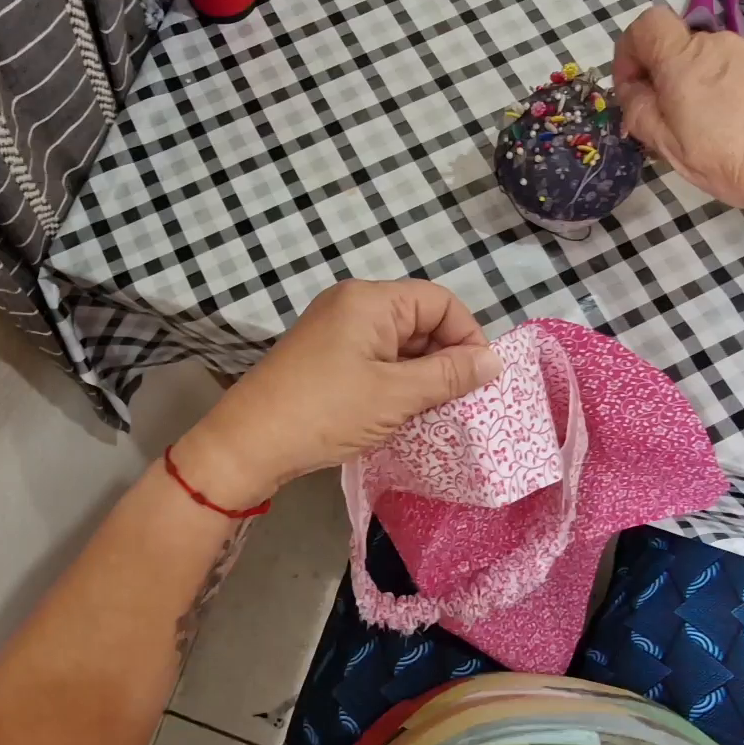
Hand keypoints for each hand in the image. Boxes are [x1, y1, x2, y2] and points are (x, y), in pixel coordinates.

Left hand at [168, 280, 502, 508]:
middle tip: (459, 401)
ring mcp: (336, 331)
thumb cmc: (326, 412)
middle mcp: (353, 305)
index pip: (440, 301)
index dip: (467, 336)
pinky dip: (395, 382)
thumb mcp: (396, 395)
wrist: (249, 444)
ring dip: (421, 375)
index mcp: (370, 300)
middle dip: (444, 358)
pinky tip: (402, 412)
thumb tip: (494, 362)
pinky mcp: (326, 358)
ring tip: (433, 411)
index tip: (479, 380)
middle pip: (420, 320)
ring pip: (400, 344)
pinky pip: (376, 360)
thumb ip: (448, 375)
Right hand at [612, 7, 743, 220]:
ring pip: (708, 65)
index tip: (631, 91)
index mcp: (685, 60)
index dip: (628, 53)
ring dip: (695, 92)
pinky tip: (737, 135)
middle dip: (662, 81)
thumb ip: (643, 114)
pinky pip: (736, 76)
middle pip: (678, 49)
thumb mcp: (671, 146)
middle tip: (665, 128)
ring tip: (705, 137)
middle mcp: (719, 45)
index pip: (646, 25)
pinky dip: (725, 97)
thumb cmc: (733, 157)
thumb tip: (633, 94)